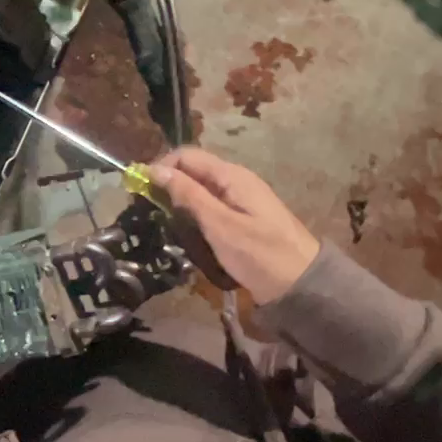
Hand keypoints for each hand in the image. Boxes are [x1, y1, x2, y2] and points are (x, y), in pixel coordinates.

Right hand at [147, 148, 320, 304]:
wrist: (301, 285)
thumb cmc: (260, 254)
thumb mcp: (220, 224)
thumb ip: (188, 196)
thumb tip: (156, 170)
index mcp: (231, 176)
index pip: (187, 156)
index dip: (161, 167)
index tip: (140, 190)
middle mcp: (235, 181)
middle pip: (193, 171)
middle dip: (168, 184)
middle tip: (148, 210)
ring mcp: (240, 200)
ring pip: (200, 190)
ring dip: (180, 201)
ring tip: (164, 223)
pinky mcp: (241, 219)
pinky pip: (210, 207)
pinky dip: (194, 215)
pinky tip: (187, 233)